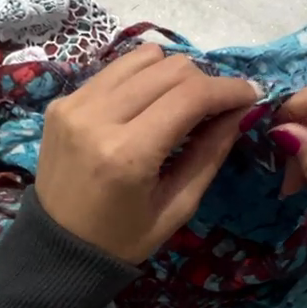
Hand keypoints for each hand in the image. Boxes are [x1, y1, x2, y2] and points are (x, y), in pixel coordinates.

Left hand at [35, 45, 258, 262]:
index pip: (190, 96)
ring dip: (172, 74)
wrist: (55, 249)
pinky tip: (147, 106)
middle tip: (216, 108)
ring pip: (143, 58)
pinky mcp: (62, 102)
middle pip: (170, 68)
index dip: (229, 89)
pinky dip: (141, 80)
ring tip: (181, 104)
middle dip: (204, 82)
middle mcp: (97, 117)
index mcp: (127, 153)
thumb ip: (210, 153)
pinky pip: (115, 70)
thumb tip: (240, 110)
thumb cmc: (121, 239)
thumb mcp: (176, 208)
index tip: (251, 95)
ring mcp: (74, 104)